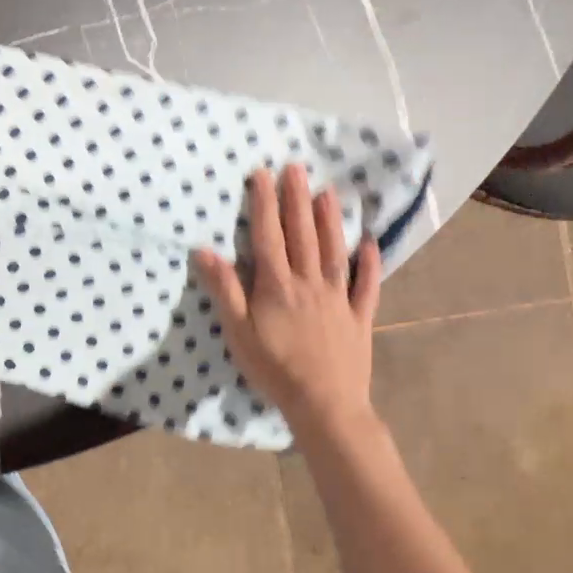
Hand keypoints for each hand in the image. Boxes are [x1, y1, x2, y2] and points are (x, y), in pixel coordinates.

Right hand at [193, 164, 383, 440]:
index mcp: (276, 286)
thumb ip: (224, 288)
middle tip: (295, 168)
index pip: (268, 236)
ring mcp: (338, 299)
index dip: (264, 204)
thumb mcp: (237, 329)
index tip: (262, 174)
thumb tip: (204, 250)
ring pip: (333, 251)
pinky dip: (368, 262)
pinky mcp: (358, 318)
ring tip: (326, 191)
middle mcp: (309, 284)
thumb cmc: (272, 366)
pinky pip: (365, 285)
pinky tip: (369, 243)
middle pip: (302, 235)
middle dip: (296, 200)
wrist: (325, 404)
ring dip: (328, 220)